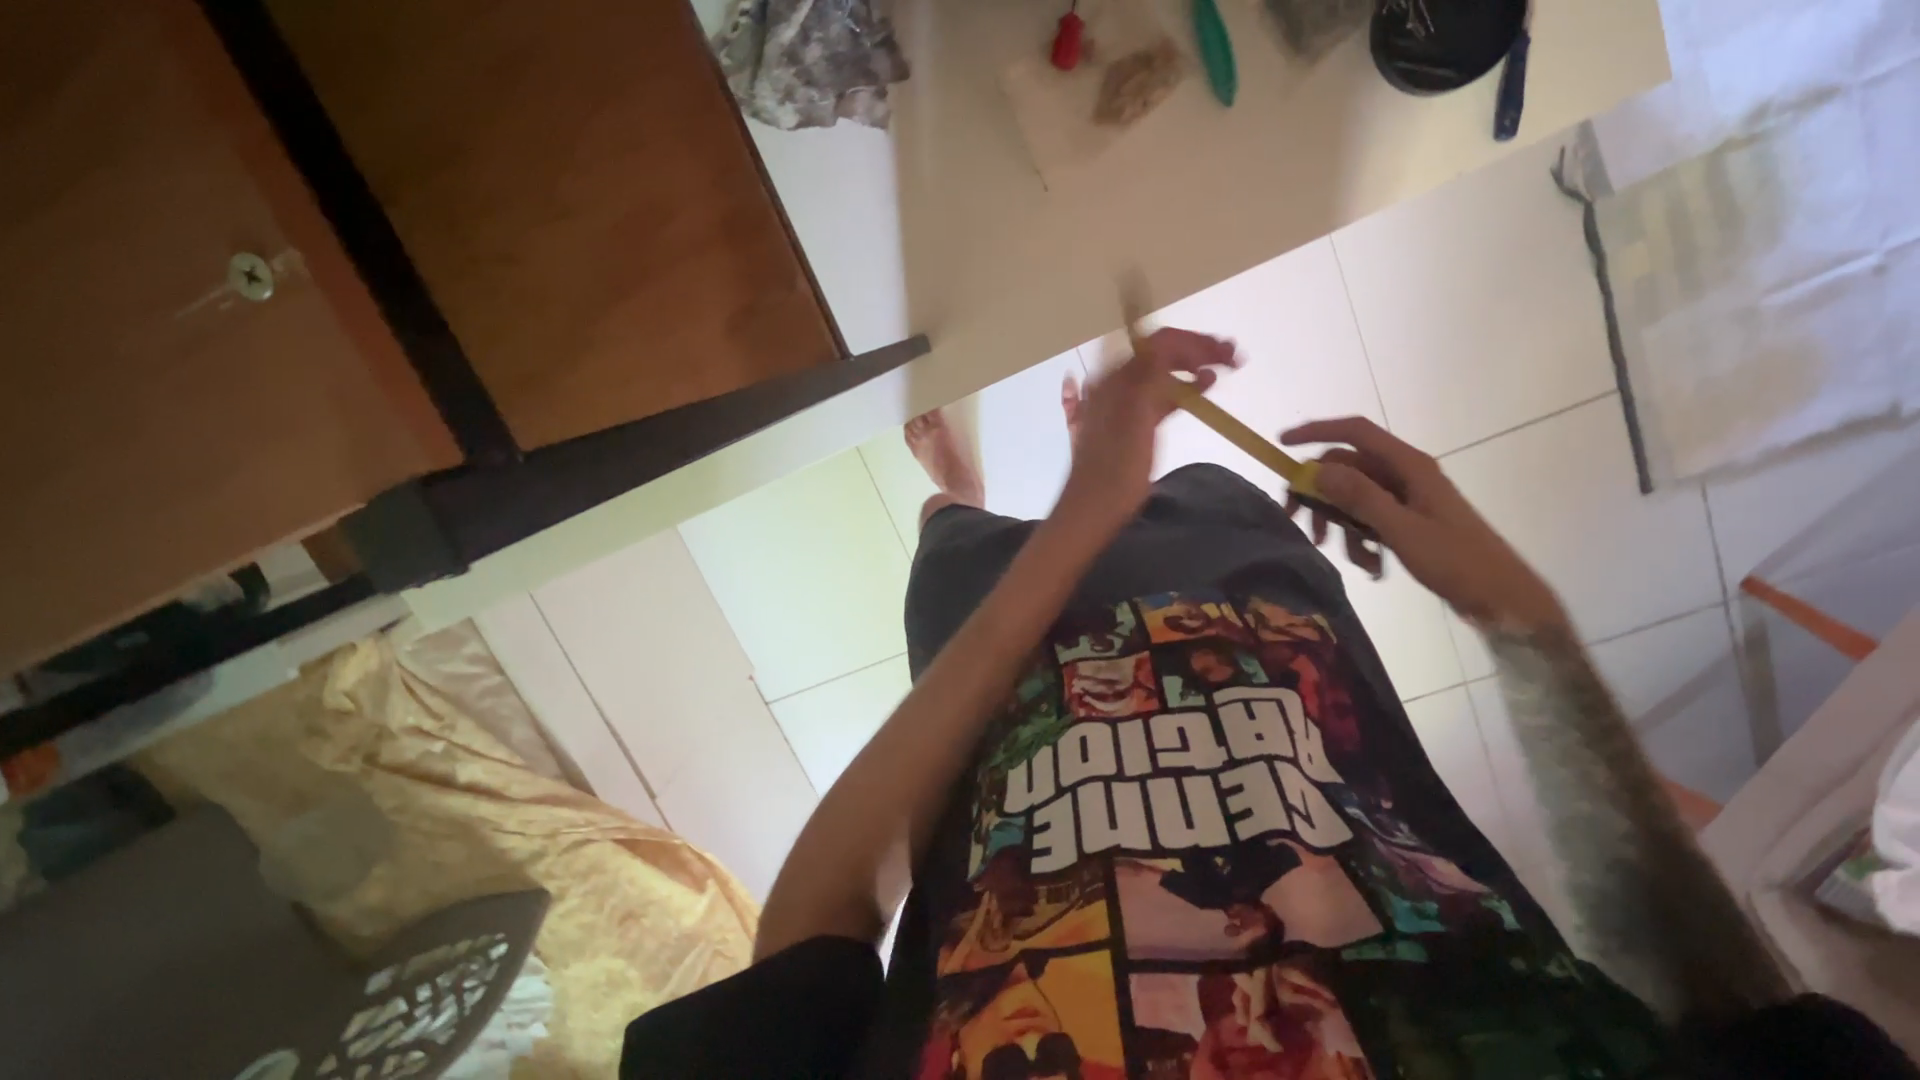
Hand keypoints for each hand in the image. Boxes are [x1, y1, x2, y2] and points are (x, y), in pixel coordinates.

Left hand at [1055, 328, 1238, 535]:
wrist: (1092, 510)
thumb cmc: (1115, 471)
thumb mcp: (1134, 420)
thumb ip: (1148, 377)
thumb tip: (1165, 339)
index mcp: (1114, 379)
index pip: (1157, 343)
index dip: (1193, 342)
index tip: (1225, 351)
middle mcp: (1116, 384)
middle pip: (1160, 354)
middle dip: (1197, 350)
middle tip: (1233, 356)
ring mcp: (1122, 404)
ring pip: (1161, 374)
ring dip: (1193, 367)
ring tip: (1225, 368)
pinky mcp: (1130, 424)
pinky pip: (1158, 396)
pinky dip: (1182, 388)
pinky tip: (1203, 388)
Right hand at [1279, 416, 1569, 633]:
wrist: (1500, 597)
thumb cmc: (1458, 561)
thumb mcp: (1402, 530)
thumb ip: (1360, 497)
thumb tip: (1317, 470)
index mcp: (1410, 466)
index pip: (1356, 432)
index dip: (1317, 431)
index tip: (1282, 444)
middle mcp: (1405, 475)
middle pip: (1347, 468)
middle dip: (1319, 493)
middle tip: (1296, 521)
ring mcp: (1406, 498)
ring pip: (1353, 497)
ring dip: (1339, 523)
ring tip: (1339, 553)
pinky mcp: (1406, 521)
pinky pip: (1368, 519)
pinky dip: (1358, 538)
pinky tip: (1368, 564)